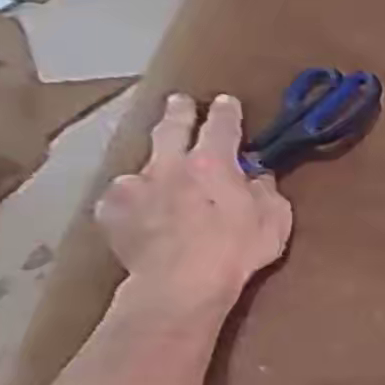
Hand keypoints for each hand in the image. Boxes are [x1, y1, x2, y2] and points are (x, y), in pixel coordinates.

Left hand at [95, 93, 293, 309]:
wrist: (181, 283)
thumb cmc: (238, 249)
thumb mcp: (275, 219)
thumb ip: (266, 192)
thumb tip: (258, 177)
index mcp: (213, 163)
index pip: (221, 126)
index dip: (226, 112)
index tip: (226, 101)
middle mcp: (168, 165)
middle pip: (171, 128)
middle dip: (178, 112)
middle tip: (180, 101)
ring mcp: (133, 186)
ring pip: (144, 166)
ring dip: (156, 168)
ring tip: (161, 177)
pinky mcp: (110, 211)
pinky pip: (124, 198)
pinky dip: (136, 200)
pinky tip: (142, 213)